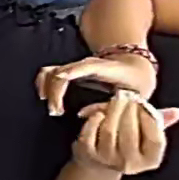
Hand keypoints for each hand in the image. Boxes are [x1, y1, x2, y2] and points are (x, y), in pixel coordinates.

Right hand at [37, 53, 157, 115]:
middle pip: (58, 73)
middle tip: (56, 112)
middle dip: (53, 92)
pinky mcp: (69, 70)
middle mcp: (83, 64)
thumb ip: (108, 106)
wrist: (134, 66)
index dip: (66, 78)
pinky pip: (49, 73)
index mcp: (101, 68)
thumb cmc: (135, 82)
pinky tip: (45, 97)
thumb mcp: (132, 96)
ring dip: (45, 88)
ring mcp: (74, 66)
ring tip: (52, 107)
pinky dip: (43, 84)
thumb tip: (82, 114)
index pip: (78, 69)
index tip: (58, 92)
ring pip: (49, 71)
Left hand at [70, 92, 178, 175]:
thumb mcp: (145, 135)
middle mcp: (130, 163)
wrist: (99, 163)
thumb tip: (178, 112)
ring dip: (112, 112)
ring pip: (109, 131)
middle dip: (128, 111)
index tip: (143, 103)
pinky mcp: (88, 153)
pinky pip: (90, 134)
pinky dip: (93, 121)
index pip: (155, 140)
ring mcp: (108, 159)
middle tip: (126, 95)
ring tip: (115, 99)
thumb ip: (160, 122)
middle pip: (130, 134)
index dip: (150, 119)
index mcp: (151, 159)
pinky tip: (99, 112)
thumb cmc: (126, 143)